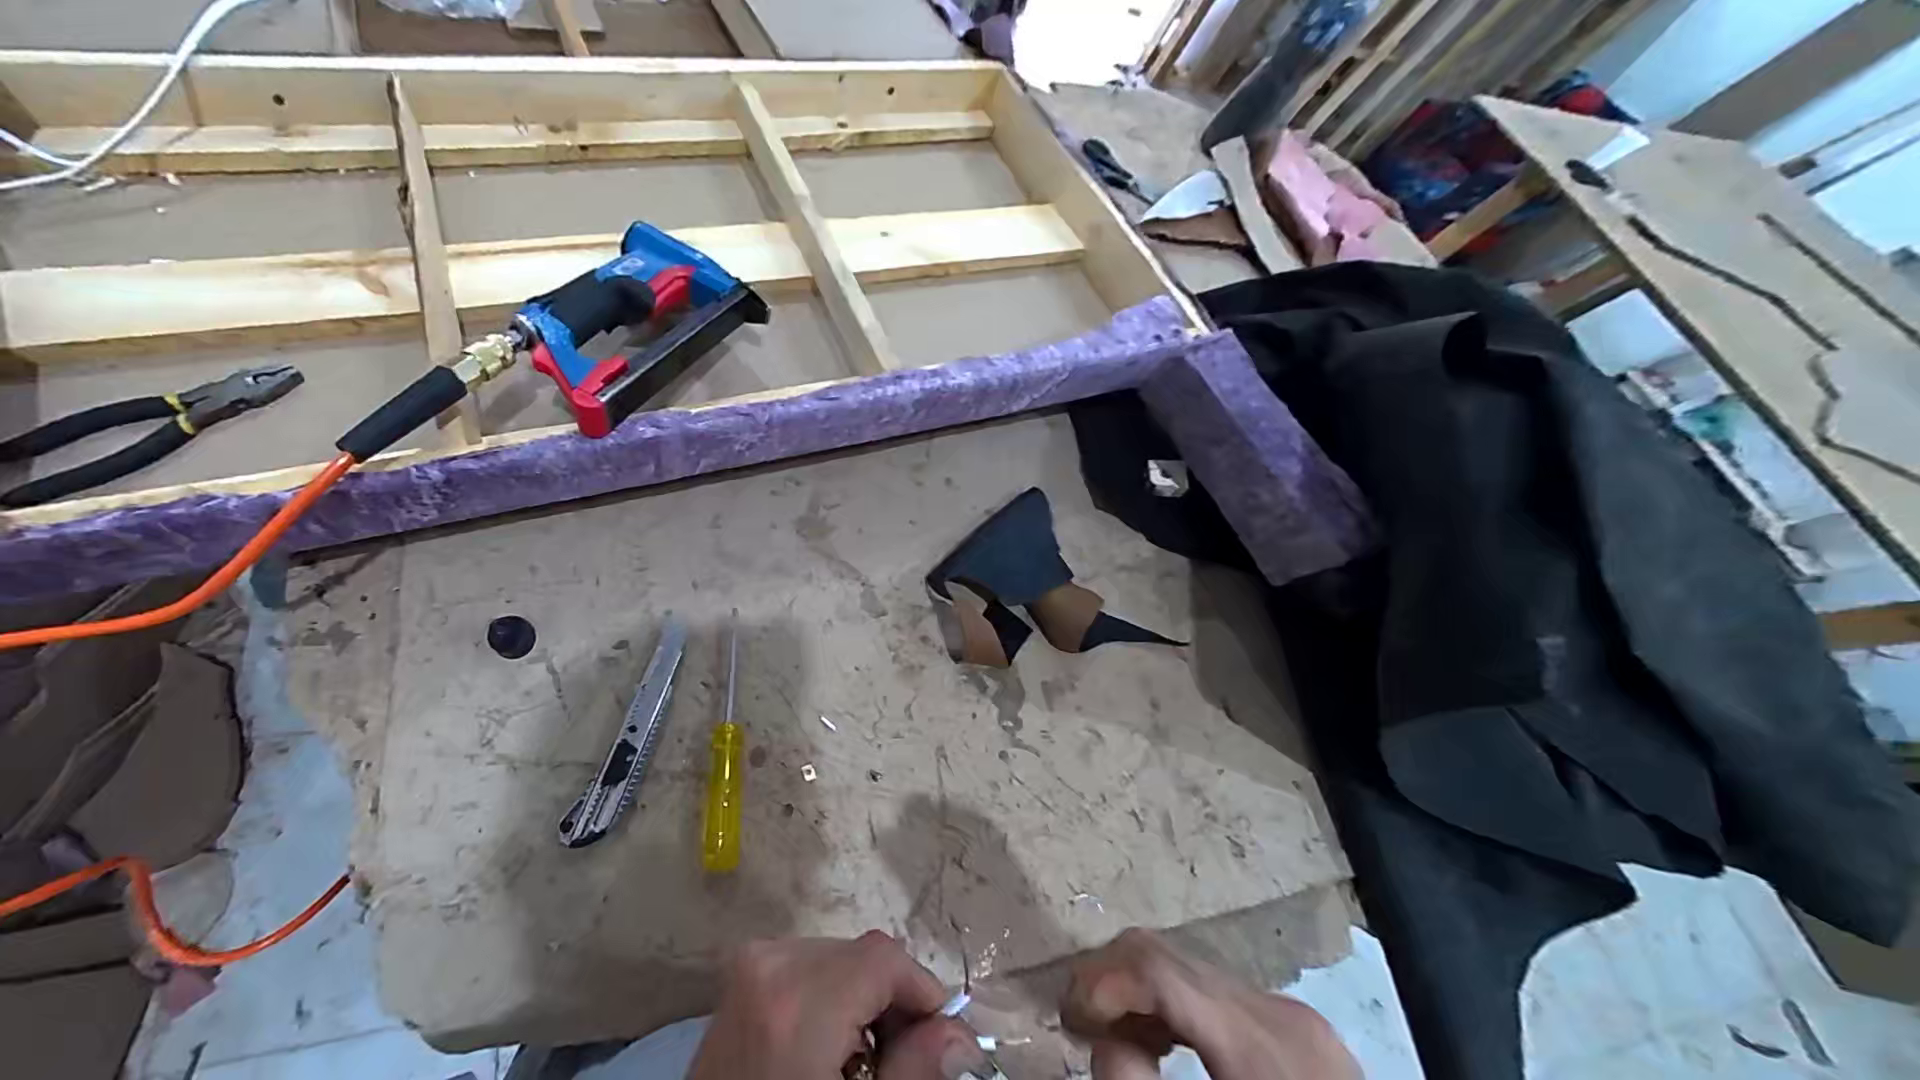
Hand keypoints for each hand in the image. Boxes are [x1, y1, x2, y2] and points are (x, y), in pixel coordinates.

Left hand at [686, 930, 994, 1079]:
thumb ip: (914, 1070)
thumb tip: (961, 1035)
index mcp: (797, 1000)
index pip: (886, 958)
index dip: (923, 993)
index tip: (939, 1040)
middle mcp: (770, 963)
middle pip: (865, 955)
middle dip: (893, 1000)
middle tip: (900, 1058)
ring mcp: (750, 963)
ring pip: (841, 956)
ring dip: (864, 996)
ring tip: (862, 1057)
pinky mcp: (742, 973)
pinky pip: (812, 962)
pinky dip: (833, 993)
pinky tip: (829, 1042)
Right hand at [1062, 928, 1360, 1079]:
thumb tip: (1103, 1039)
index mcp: (1260, 1046)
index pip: (1160, 971)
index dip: (1100, 984)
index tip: (1068, 1020)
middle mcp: (1276, 1010)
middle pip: (1167, 956)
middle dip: (1109, 982)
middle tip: (1080, 1028)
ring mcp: (1287, 1012)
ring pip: (1185, 966)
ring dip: (1137, 993)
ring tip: (1116, 1041)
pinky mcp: (1290, 1024)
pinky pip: (1211, 992)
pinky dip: (1170, 1007)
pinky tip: (1160, 1045)